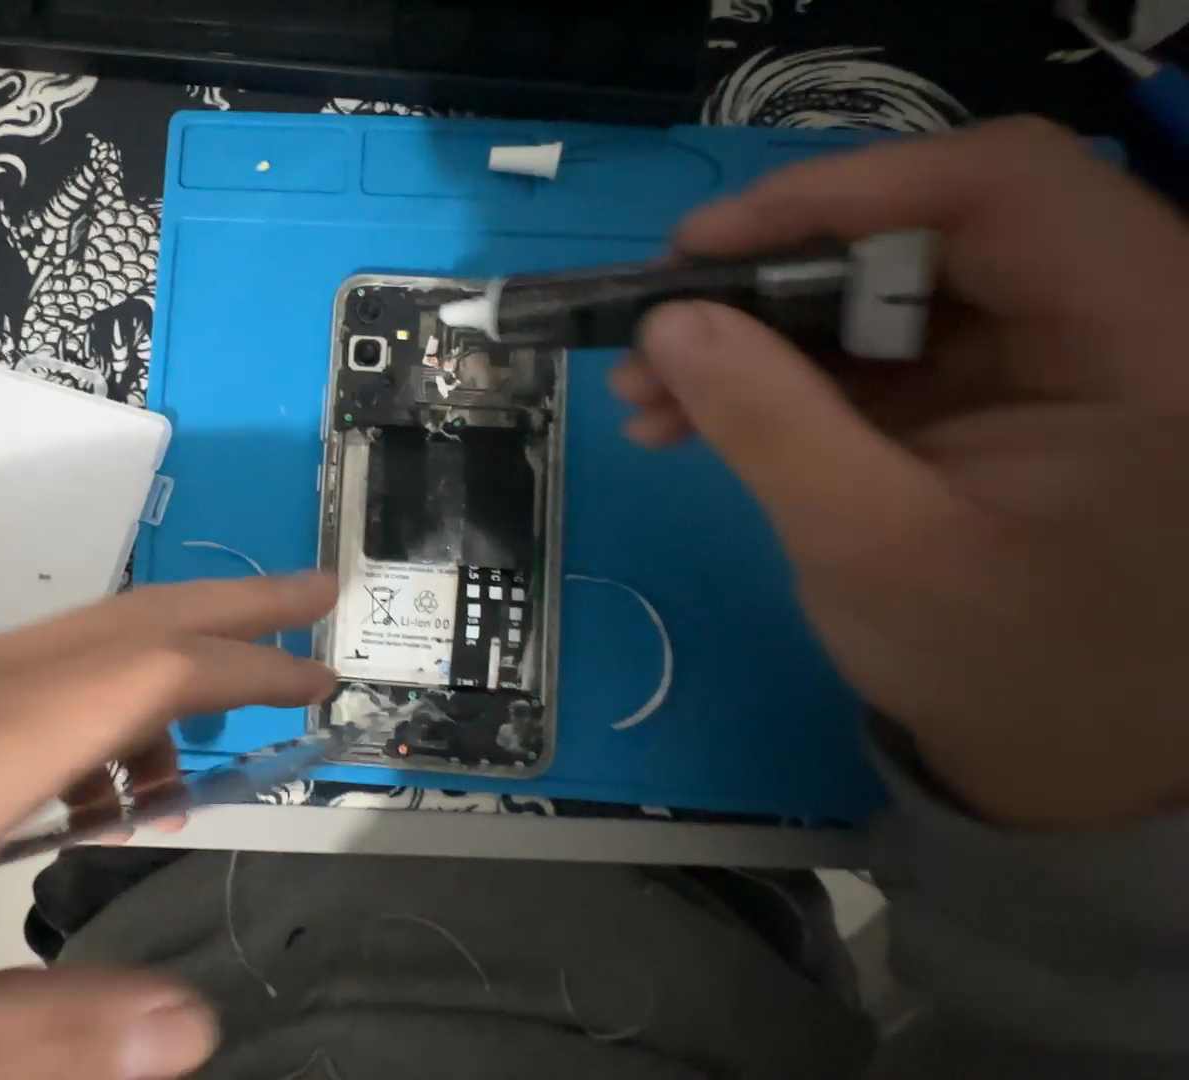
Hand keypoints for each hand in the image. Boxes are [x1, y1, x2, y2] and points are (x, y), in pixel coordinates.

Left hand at [0, 575, 337, 1079]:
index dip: (246, 664)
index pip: (141, 674)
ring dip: (161, 674)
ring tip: (207, 762)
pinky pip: (21, 681)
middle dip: (233, 604)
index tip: (323, 669)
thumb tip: (190, 1031)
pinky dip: (90, 712)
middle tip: (318, 600)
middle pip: (122, 619)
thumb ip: (37, 1046)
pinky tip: (93, 788)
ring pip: (74, 645)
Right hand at [610, 118, 1188, 826]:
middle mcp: (1091, 317)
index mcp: (1141, 329)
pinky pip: (845, 360)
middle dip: (756, 285)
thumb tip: (665, 324)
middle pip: (905, 239)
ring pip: (858, 300)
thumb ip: (769, 422)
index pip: (991, 187)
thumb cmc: (1003, 659)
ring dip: (738, 339)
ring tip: (642, 396)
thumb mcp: (870, 542)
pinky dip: (756, 383)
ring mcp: (1019, 361)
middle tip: (647, 334)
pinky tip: (678, 422)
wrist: (1062, 751)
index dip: (834, 194)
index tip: (698, 248)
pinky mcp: (960, 401)